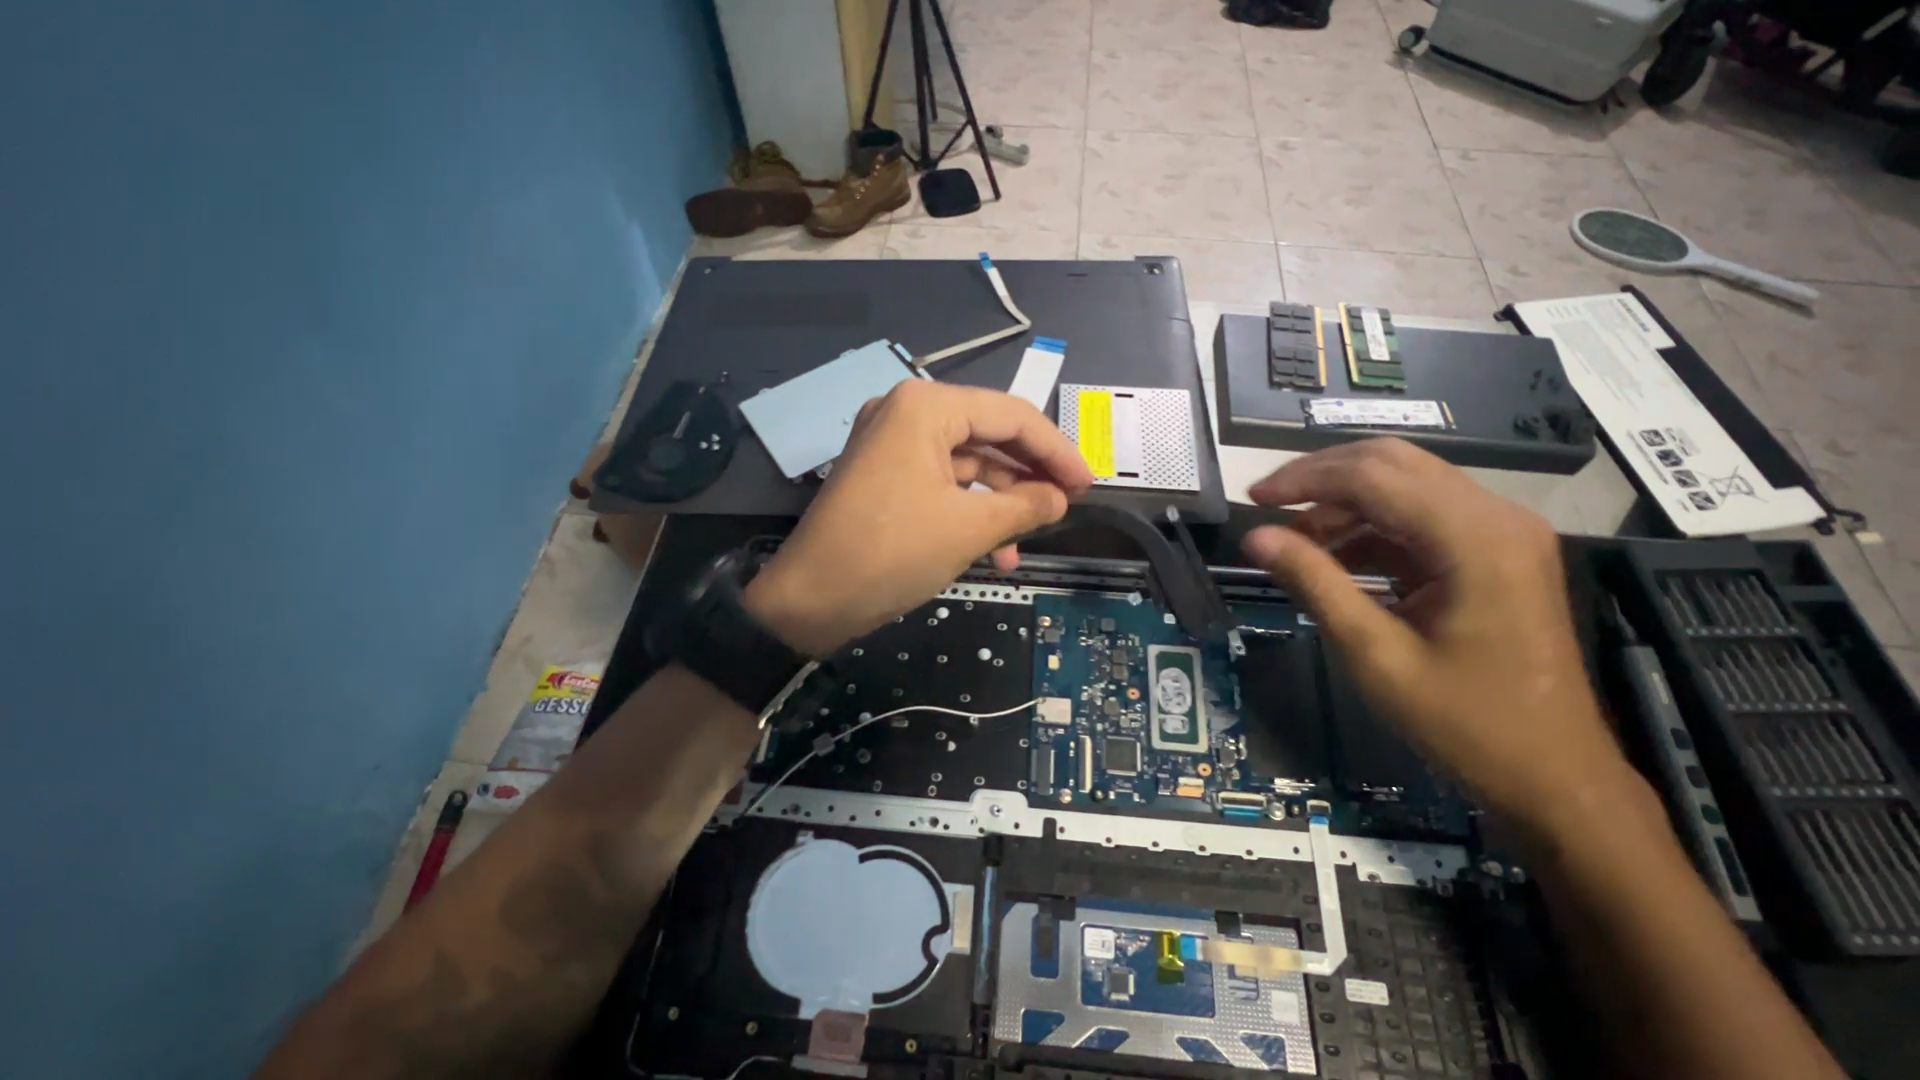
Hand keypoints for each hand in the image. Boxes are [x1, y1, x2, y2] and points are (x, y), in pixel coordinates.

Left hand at [744, 379, 1094, 657]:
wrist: (809, 600)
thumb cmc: (892, 553)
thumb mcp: (969, 529)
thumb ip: (1025, 505)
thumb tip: (1061, 497)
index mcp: (926, 406)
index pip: (1011, 416)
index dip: (1056, 451)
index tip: (1090, 485)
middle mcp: (907, 411)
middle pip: (989, 435)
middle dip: (1030, 477)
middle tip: (1069, 506)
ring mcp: (891, 443)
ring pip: (968, 464)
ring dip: (1002, 503)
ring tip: (1026, 542)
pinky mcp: (884, 474)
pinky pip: (942, 482)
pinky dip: (971, 511)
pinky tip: (995, 550)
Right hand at [1240, 438, 1639, 842]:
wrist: (1555, 776)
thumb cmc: (1465, 724)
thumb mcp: (1376, 656)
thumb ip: (1316, 584)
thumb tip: (1255, 538)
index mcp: (1475, 538)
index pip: (1374, 477)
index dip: (1305, 480)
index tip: (1253, 501)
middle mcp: (1498, 516)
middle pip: (1394, 463)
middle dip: (1324, 479)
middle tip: (1270, 508)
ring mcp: (1505, 531)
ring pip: (1410, 483)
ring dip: (1348, 502)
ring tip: (1298, 541)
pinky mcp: (1501, 552)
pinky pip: (1428, 516)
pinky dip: (1377, 527)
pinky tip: (1340, 558)